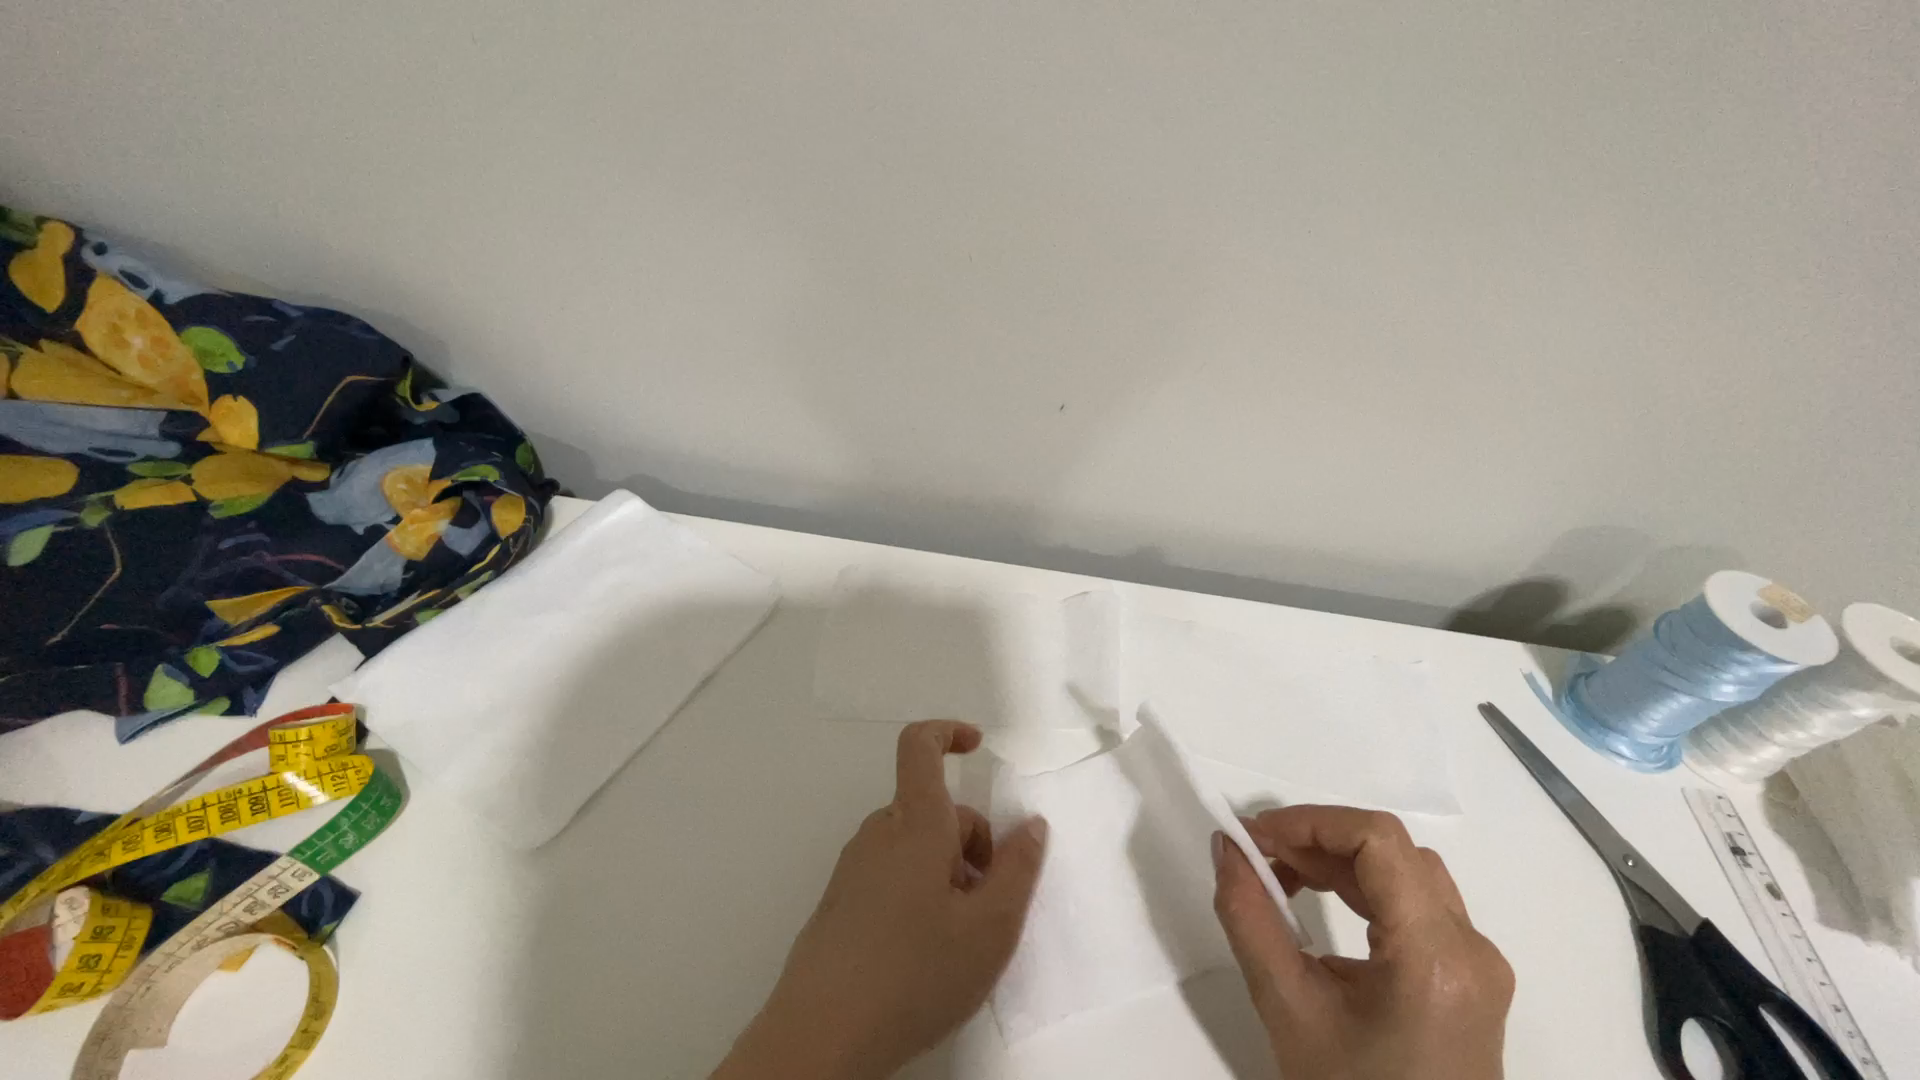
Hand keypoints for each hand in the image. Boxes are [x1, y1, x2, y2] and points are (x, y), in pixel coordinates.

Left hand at [713, 721, 1048, 1079]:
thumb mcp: (990, 927)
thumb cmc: (915, 971)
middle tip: (990, 906)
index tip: (977, 747)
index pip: (920, 746)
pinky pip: (892, 874)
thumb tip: (1031, 824)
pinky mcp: (840, 902)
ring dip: (948, 874)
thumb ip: (1019, 869)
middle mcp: (879, 833)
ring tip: (959, 938)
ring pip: (915, 847)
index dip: (948, 732)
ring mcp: (854, 867)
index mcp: (915, 823)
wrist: (821, 1036)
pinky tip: (924, 953)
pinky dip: (920, 893)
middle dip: (972, 844)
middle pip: (935, 811)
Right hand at [1212, 805, 1513, 1079]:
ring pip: (1404, 873)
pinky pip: (1413, 904)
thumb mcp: (1287, 1007)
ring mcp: (1477, 964)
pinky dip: (1360, 890)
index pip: (1379, 841)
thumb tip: (1225, 847)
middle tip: (1256, 856)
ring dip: (1337, 862)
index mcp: (1436, 955)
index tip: (1254, 836)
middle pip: (1391, 852)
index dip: (1310, 822)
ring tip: (1279, 877)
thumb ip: (1248, 918)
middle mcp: (1472, 948)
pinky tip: (1318, 906)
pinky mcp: (1468, 977)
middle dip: (1316, 841)